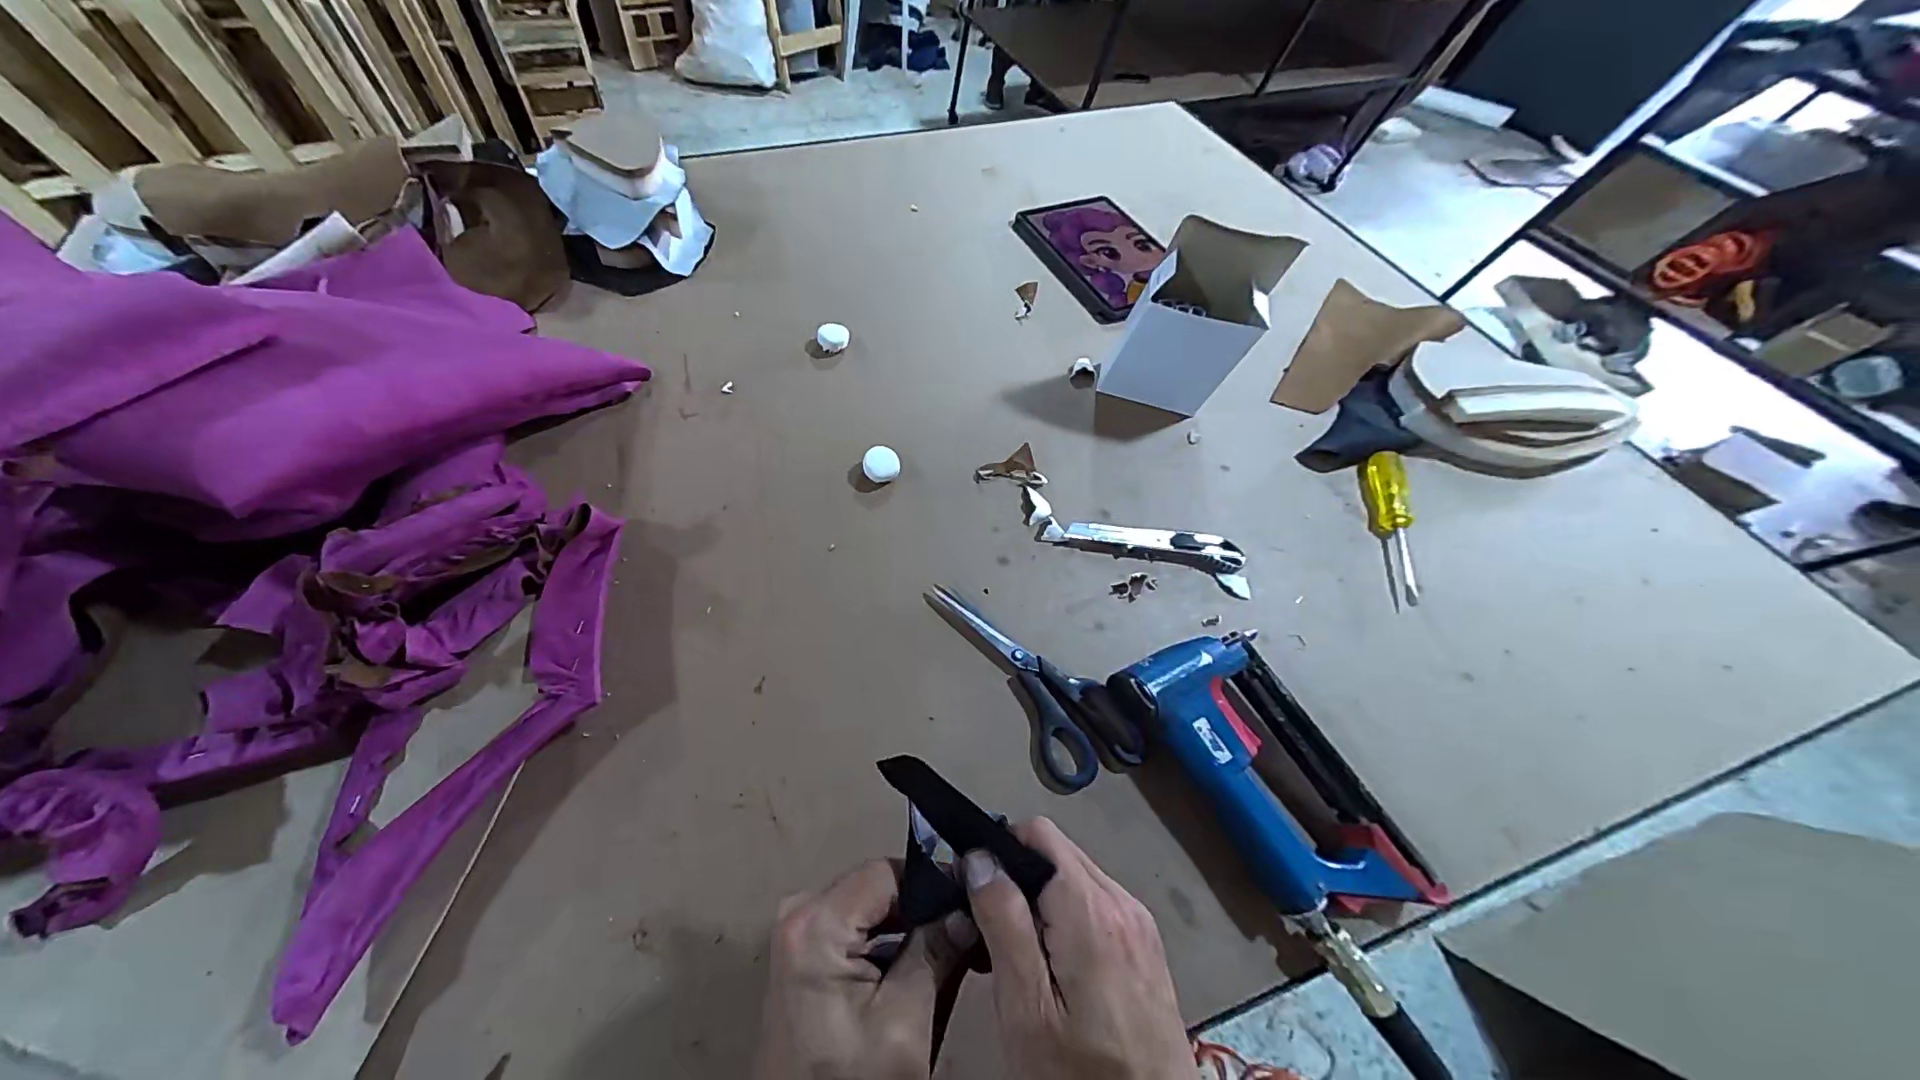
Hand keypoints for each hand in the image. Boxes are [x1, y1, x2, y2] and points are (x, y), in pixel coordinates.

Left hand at [754, 859, 974, 1079]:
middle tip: (962, 933)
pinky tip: (914, 965)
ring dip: (907, 927)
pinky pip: (854, 926)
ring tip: (945, 950)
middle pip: (878, 887)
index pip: (887, 871)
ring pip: (870, 906)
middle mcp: (798, 912)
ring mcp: (796, 932)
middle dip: (922, 909)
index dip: (931, 884)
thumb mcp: (904, 1020)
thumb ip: (936, 951)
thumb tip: (969, 907)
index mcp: (815, 922)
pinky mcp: (802, 952)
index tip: (968, 904)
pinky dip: (886, 942)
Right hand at [964, 818, 1192, 1079]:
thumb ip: (1004, 923)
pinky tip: (1052, 966)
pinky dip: (1065, 917)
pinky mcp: (1145, 945)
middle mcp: (1122, 901)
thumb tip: (980, 859)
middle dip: (1017, 877)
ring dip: (1040, 899)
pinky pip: (1094, 904)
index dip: (999, 850)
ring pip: (1073, 876)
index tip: (972, 887)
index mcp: (1091, 909)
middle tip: (989, 929)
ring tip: (1018, 955)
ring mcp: (1139, 923)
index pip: (1038, 833)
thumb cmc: (1082, 1077)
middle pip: (1056, 852)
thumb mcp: (1027, 1010)